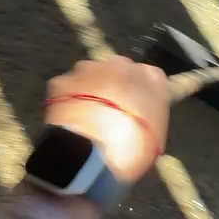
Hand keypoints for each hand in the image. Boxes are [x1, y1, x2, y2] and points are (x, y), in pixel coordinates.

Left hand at [43, 55, 170, 183]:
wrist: (93, 153)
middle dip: (115, 90)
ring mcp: (90, 69)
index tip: (135, 115)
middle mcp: (123, 64)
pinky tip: (70, 120)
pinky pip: (67, 88)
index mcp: (153, 78)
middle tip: (110, 117)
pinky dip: (67, 100)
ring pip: (91, 76)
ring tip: (88, 120)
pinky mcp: (64, 79)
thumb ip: (151, 120)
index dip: (140, 100)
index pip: (150, 82)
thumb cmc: (133, 150)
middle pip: (120, 73)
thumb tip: (142, 123)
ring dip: (91, 92)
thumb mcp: (154, 140)